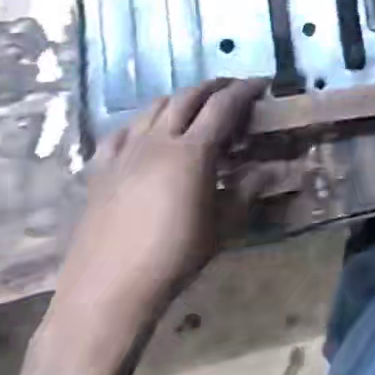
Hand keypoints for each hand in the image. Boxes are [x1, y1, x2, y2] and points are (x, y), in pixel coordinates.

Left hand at [49, 78, 268, 346]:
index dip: (245, 90)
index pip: (223, 106)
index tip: (263, 84)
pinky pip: (122, 132)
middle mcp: (157, 141)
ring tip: (196, 106)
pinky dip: (143, 123)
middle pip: (187, 97)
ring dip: (180, 99)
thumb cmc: (174, 258)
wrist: (108, 290)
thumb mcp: (222, 226)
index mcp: (191, 152)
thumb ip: (247, 190)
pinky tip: (147, 133)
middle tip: (234, 89)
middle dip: (214, 87)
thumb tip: (273, 170)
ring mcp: (124, 153)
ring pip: (153, 108)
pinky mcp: (100, 169)